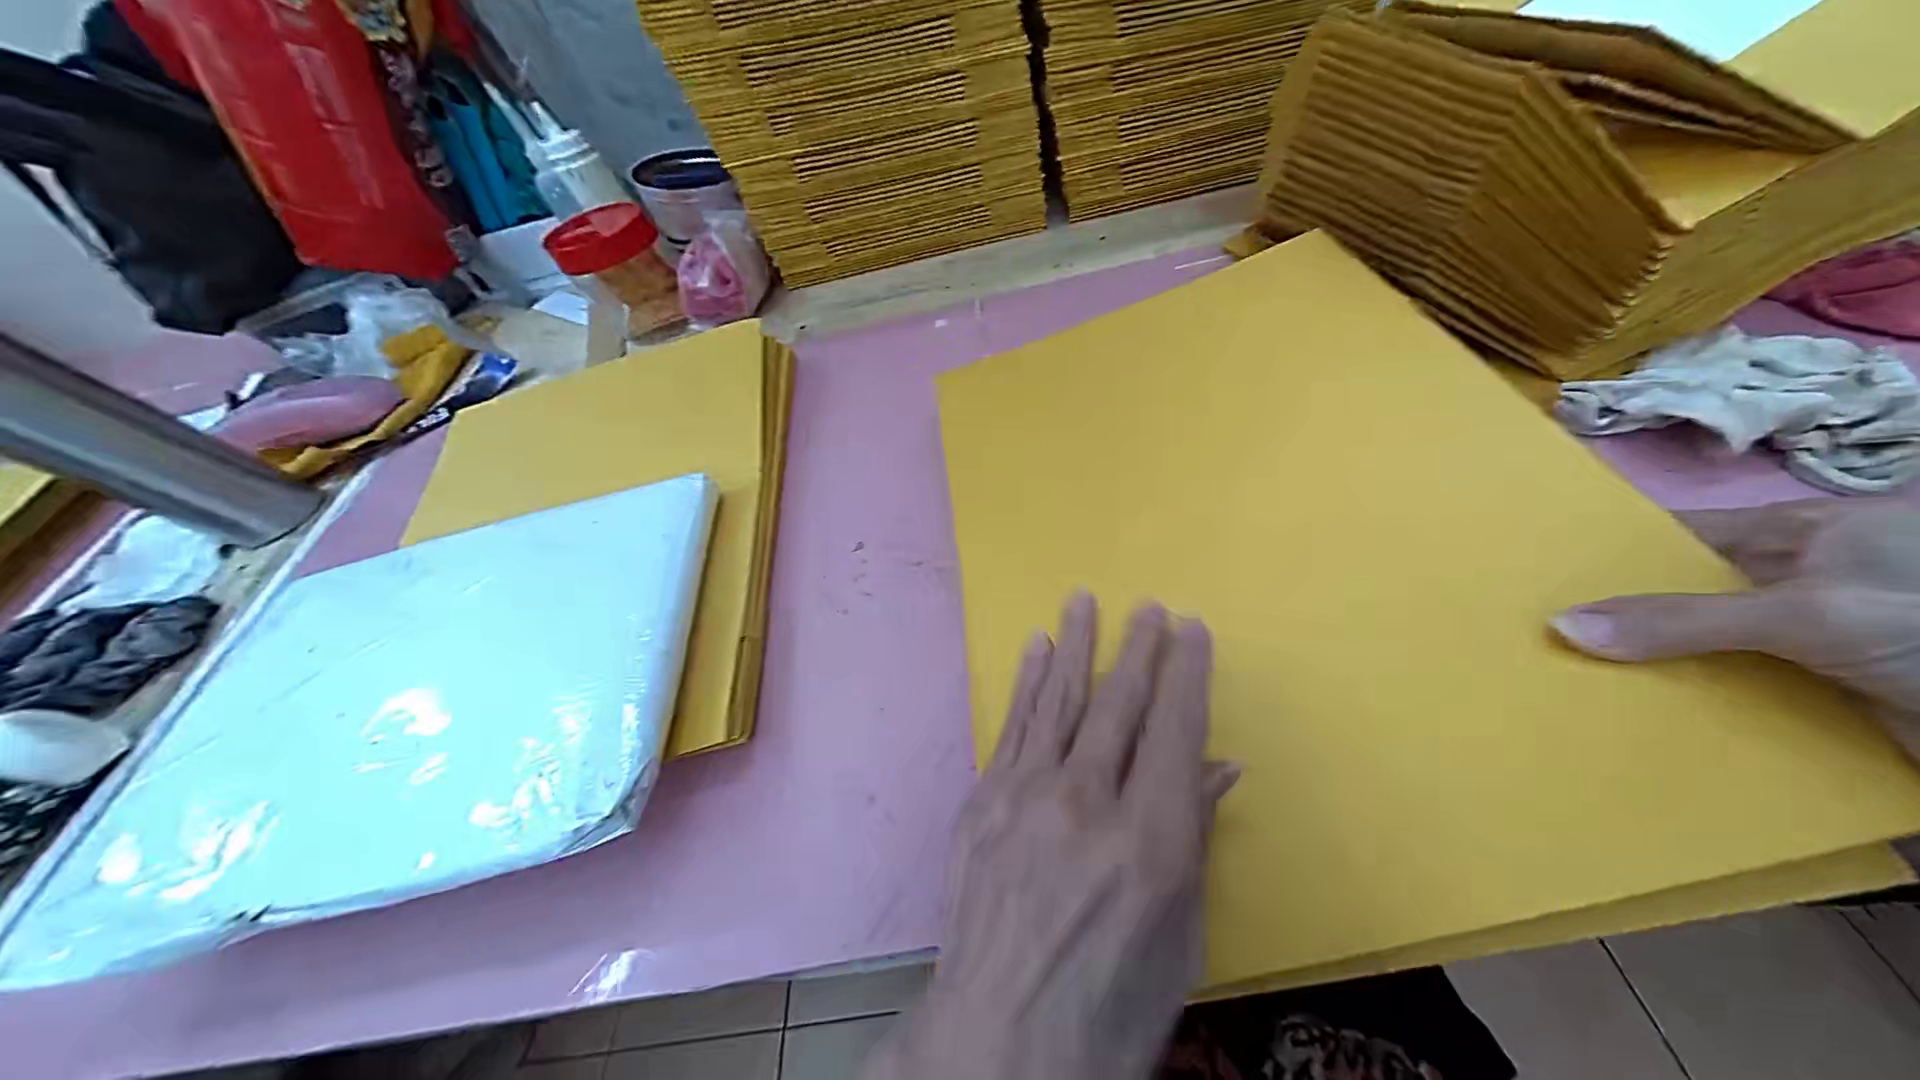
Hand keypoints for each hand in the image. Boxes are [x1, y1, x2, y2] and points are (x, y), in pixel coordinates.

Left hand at [865, 594, 1237, 1079]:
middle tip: (1148, 607)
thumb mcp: (1179, 937)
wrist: (998, 1039)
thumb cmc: (1110, 1007)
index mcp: (1147, 842)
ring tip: (1084, 601)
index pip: (1174, 731)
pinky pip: (1013, 728)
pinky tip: (1038, 649)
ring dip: (1075, 647)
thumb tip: (1217, 767)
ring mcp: (1023, 797)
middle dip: (1136, 650)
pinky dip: (1029, 684)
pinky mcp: (982, 802)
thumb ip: (1193, 838)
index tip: (1191, 630)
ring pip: (1059, 703)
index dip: (1186, 674)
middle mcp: (1083, 804)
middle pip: (1117, 706)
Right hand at [1552, 498, 1919, 760]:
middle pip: (1680, 595)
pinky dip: (1693, 707)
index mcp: (1794, 536)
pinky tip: (1637, 719)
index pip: (1673, 537)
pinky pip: (1736, 694)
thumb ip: (1684, 620)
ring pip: (1702, 647)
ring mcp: (1808, 642)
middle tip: (1531, 635)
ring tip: (1561, 679)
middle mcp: (1792, 583)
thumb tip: (1558, 627)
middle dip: (1613, 617)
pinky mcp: (1824, 695)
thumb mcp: (1810, 613)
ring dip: (1647, 668)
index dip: (1605, 552)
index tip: (1534, 577)